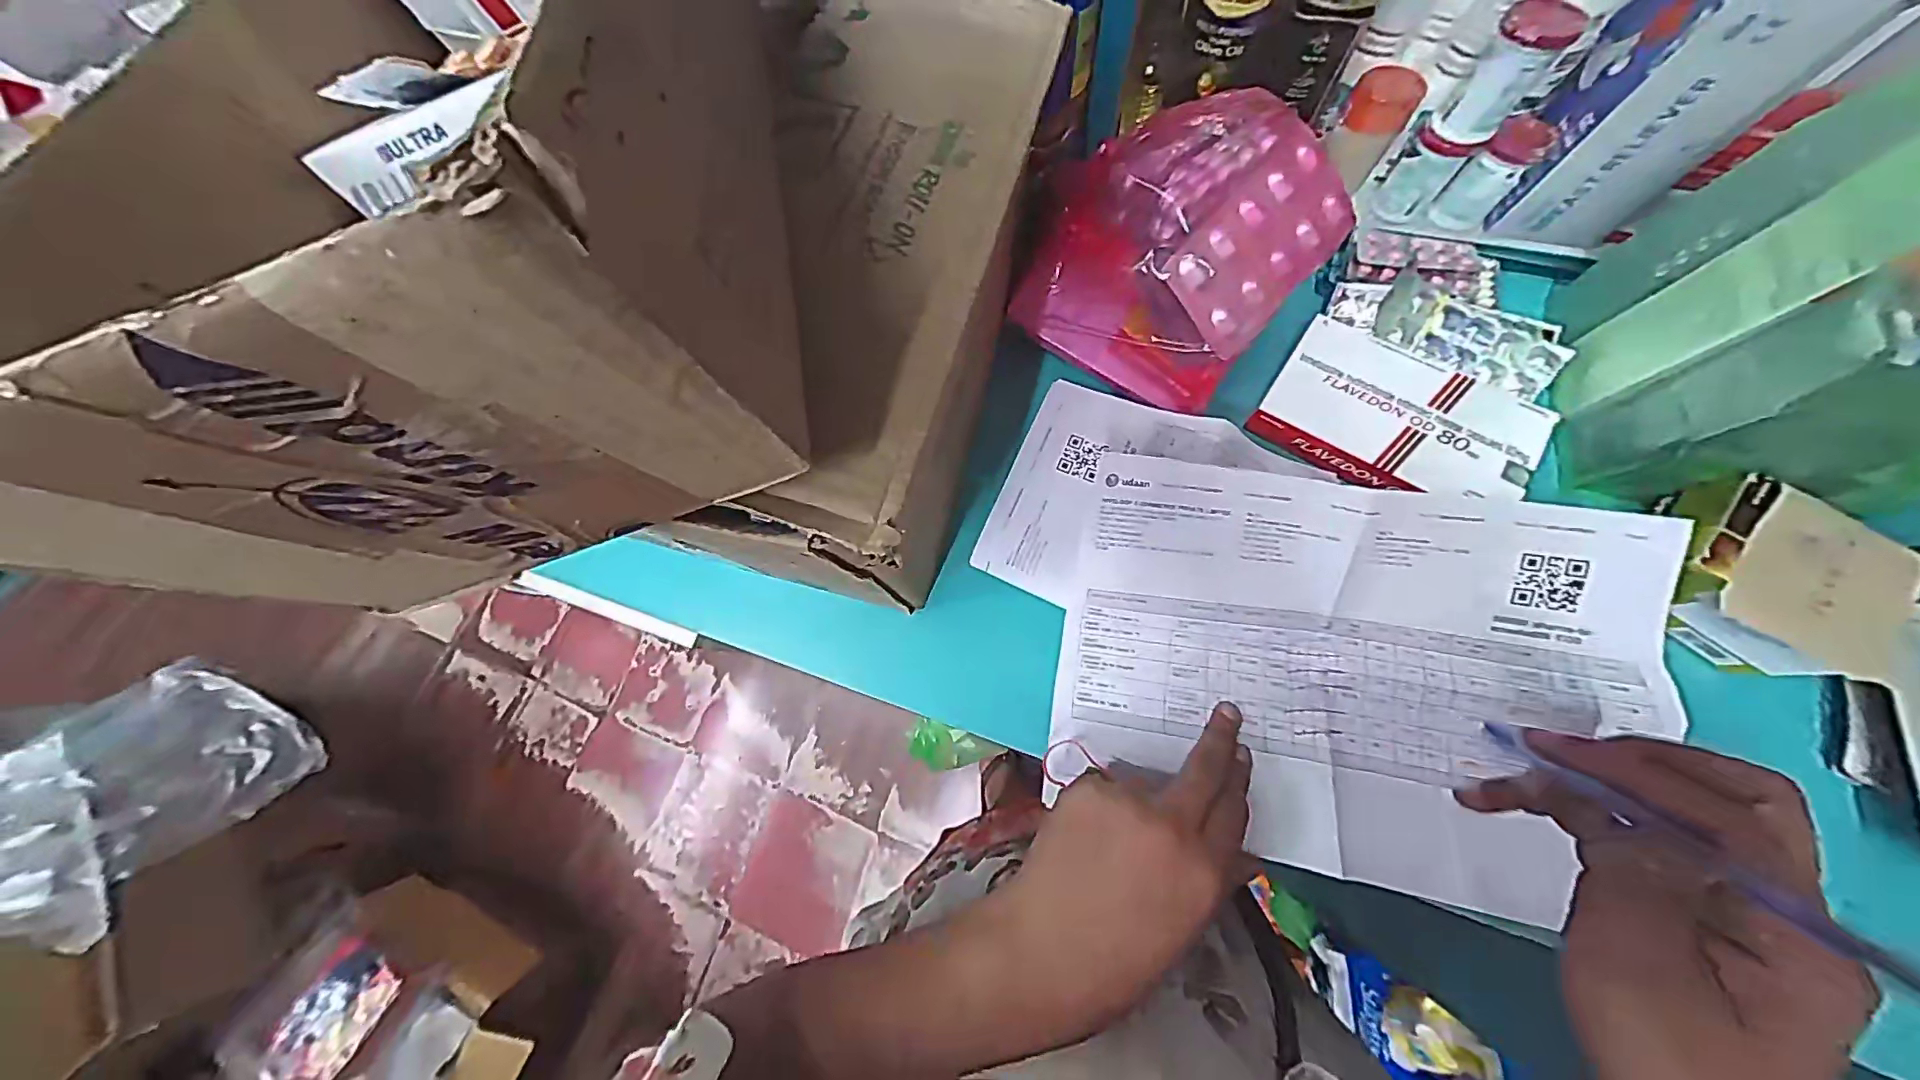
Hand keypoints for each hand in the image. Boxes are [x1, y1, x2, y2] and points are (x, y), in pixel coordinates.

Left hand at [971, 702, 1254, 1044]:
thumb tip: (1233, 855)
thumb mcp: (1181, 929)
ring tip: (1112, 838)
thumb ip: (1209, 881)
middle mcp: (1172, 827)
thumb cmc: (1115, 962)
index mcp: (1204, 870)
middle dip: (1219, 739)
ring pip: (1145, 782)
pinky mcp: (1087, 789)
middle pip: (1205, 771)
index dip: (1238, 780)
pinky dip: (1102, 804)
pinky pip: (1105, 788)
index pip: (1233, 811)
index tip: (1239, 757)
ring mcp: (1127, 802)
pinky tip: (1084, 837)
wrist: (1041, 951)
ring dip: (1140, 795)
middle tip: (1225, 715)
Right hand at [1456, 732, 1878, 1079]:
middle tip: (1562, 751)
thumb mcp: (1638, 961)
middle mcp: (1785, 913)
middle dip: (1639, 762)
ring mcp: (1745, 917)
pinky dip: (1598, 819)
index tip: (1548, 750)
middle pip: (1732, 801)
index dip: (1629, 771)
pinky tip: (1546, 811)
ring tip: (1522, 780)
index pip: (1722, 816)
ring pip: (1686, 818)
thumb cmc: (1661, 1056)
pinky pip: (1657, 848)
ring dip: (1603, 787)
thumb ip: (1634, 870)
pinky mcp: (1699, 922)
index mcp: (1792, 929)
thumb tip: (1610, 805)